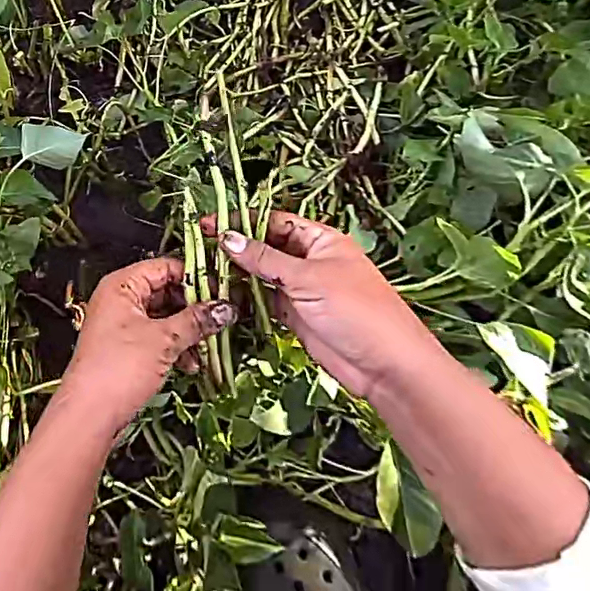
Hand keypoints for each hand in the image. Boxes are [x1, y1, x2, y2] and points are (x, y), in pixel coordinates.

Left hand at [58, 257, 233, 432]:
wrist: (89, 413)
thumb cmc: (114, 369)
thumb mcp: (163, 340)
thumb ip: (196, 321)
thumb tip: (221, 308)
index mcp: (122, 284)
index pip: (165, 267)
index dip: (194, 277)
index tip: (219, 290)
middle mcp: (119, 299)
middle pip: (165, 291)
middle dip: (193, 308)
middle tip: (218, 318)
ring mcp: (122, 323)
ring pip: (163, 317)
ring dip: (187, 331)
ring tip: (207, 345)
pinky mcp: (126, 347)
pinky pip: (157, 337)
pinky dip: (175, 347)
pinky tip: (191, 363)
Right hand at [202, 211, 442, 398]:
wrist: (388, 368)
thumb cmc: (359, 311)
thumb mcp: (308, 278)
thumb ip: (264, 258)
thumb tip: (227, 238)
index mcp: (319, 240)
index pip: (272, 222)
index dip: (241, 222)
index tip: (210, 224)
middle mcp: (309, 260)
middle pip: (264, 247)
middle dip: (235, 248)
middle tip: (201, 249)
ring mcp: (302, 288)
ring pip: (261, 274)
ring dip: (237, 274)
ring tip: (206, 273)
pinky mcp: (296, 314)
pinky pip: (264, 300)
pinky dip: (245, 298)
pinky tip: (224, 295)